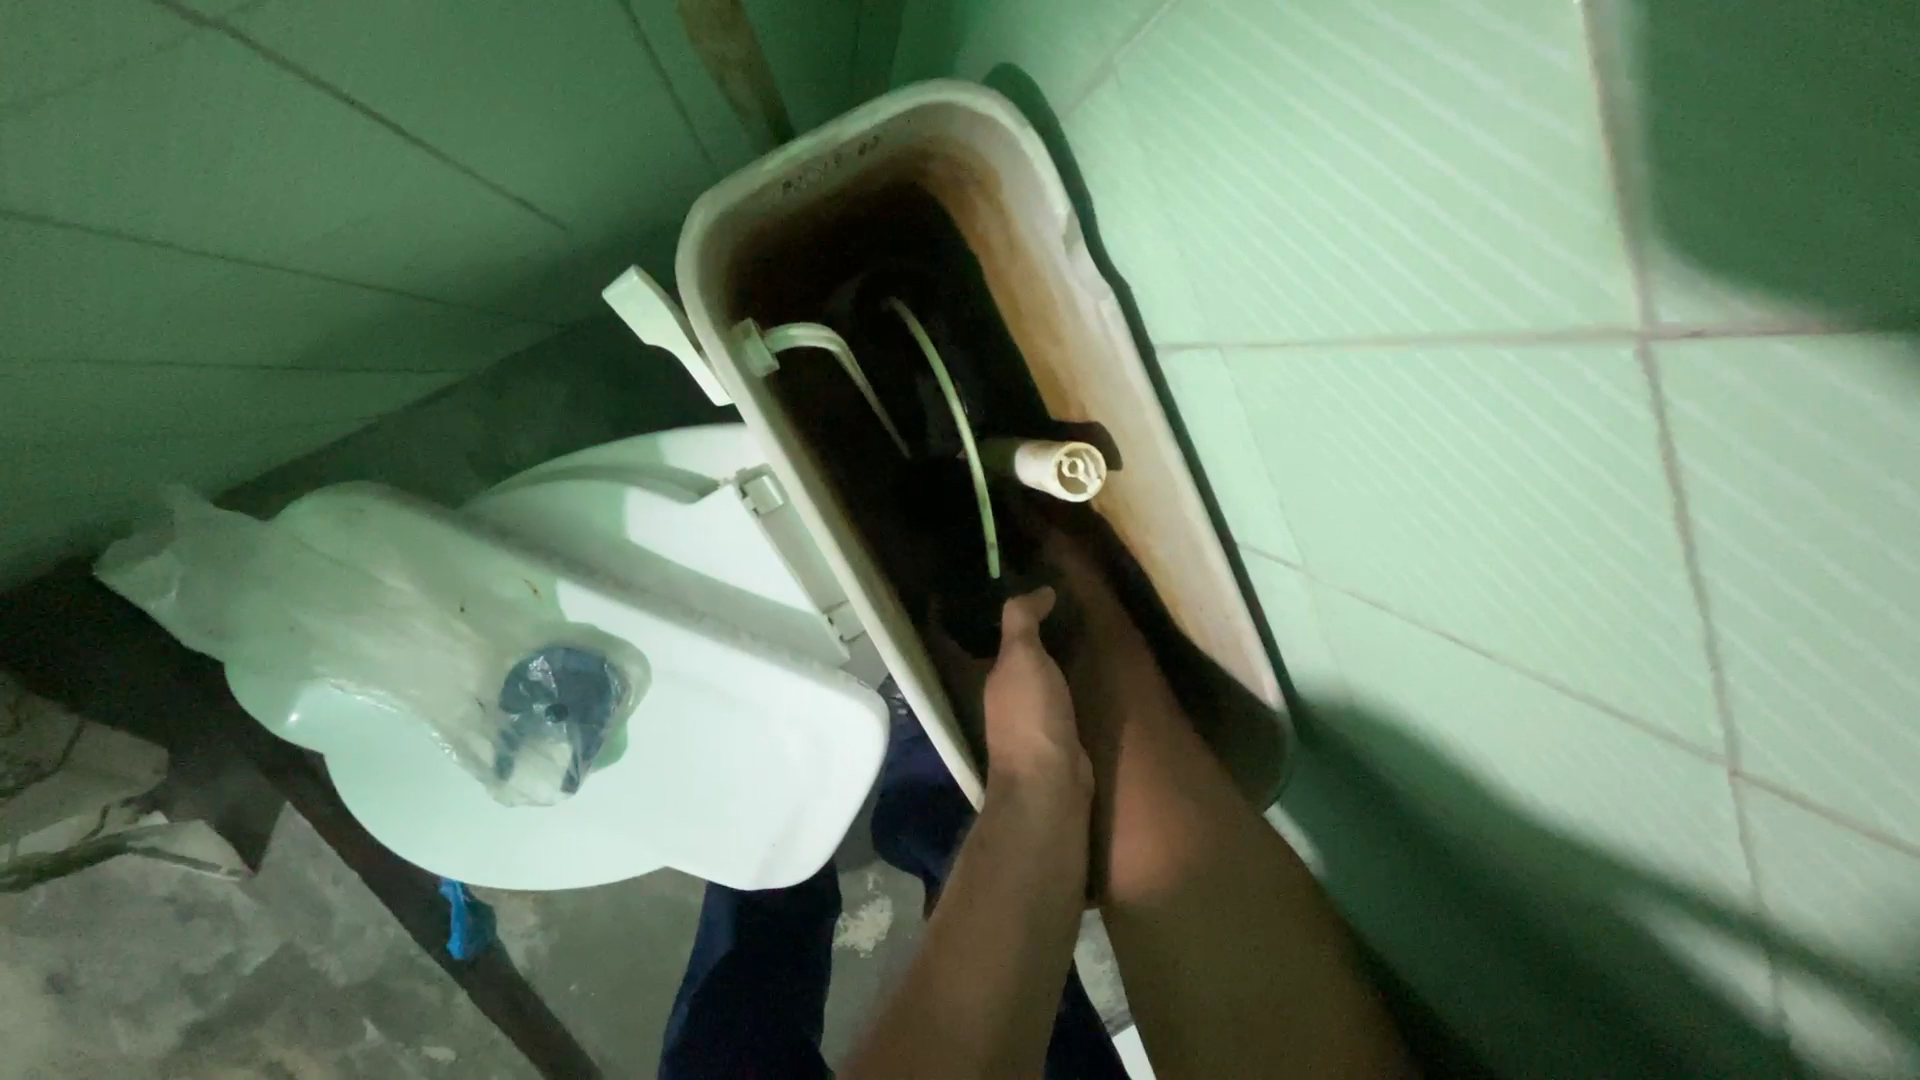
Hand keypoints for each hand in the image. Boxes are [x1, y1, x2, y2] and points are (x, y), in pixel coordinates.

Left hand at [982, 587, 1092, 802]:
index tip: (1050, 594)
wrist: (1050, 784)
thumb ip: (1023, 621)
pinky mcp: (1062, 743)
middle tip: (1079, 612)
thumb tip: (1040, 589)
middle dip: (1047, 641)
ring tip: (1094, 640)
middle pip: (1028, 663)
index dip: (1025, 617)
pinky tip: (1099, 681)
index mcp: (997, 678)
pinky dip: (1080, 691)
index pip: (1008, 639)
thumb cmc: (1031, 715)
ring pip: (1050, 684)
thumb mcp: (1022, 656)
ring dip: (1065, 666)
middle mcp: (1011, 700)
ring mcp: (1036, 725)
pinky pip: (1070, 706)